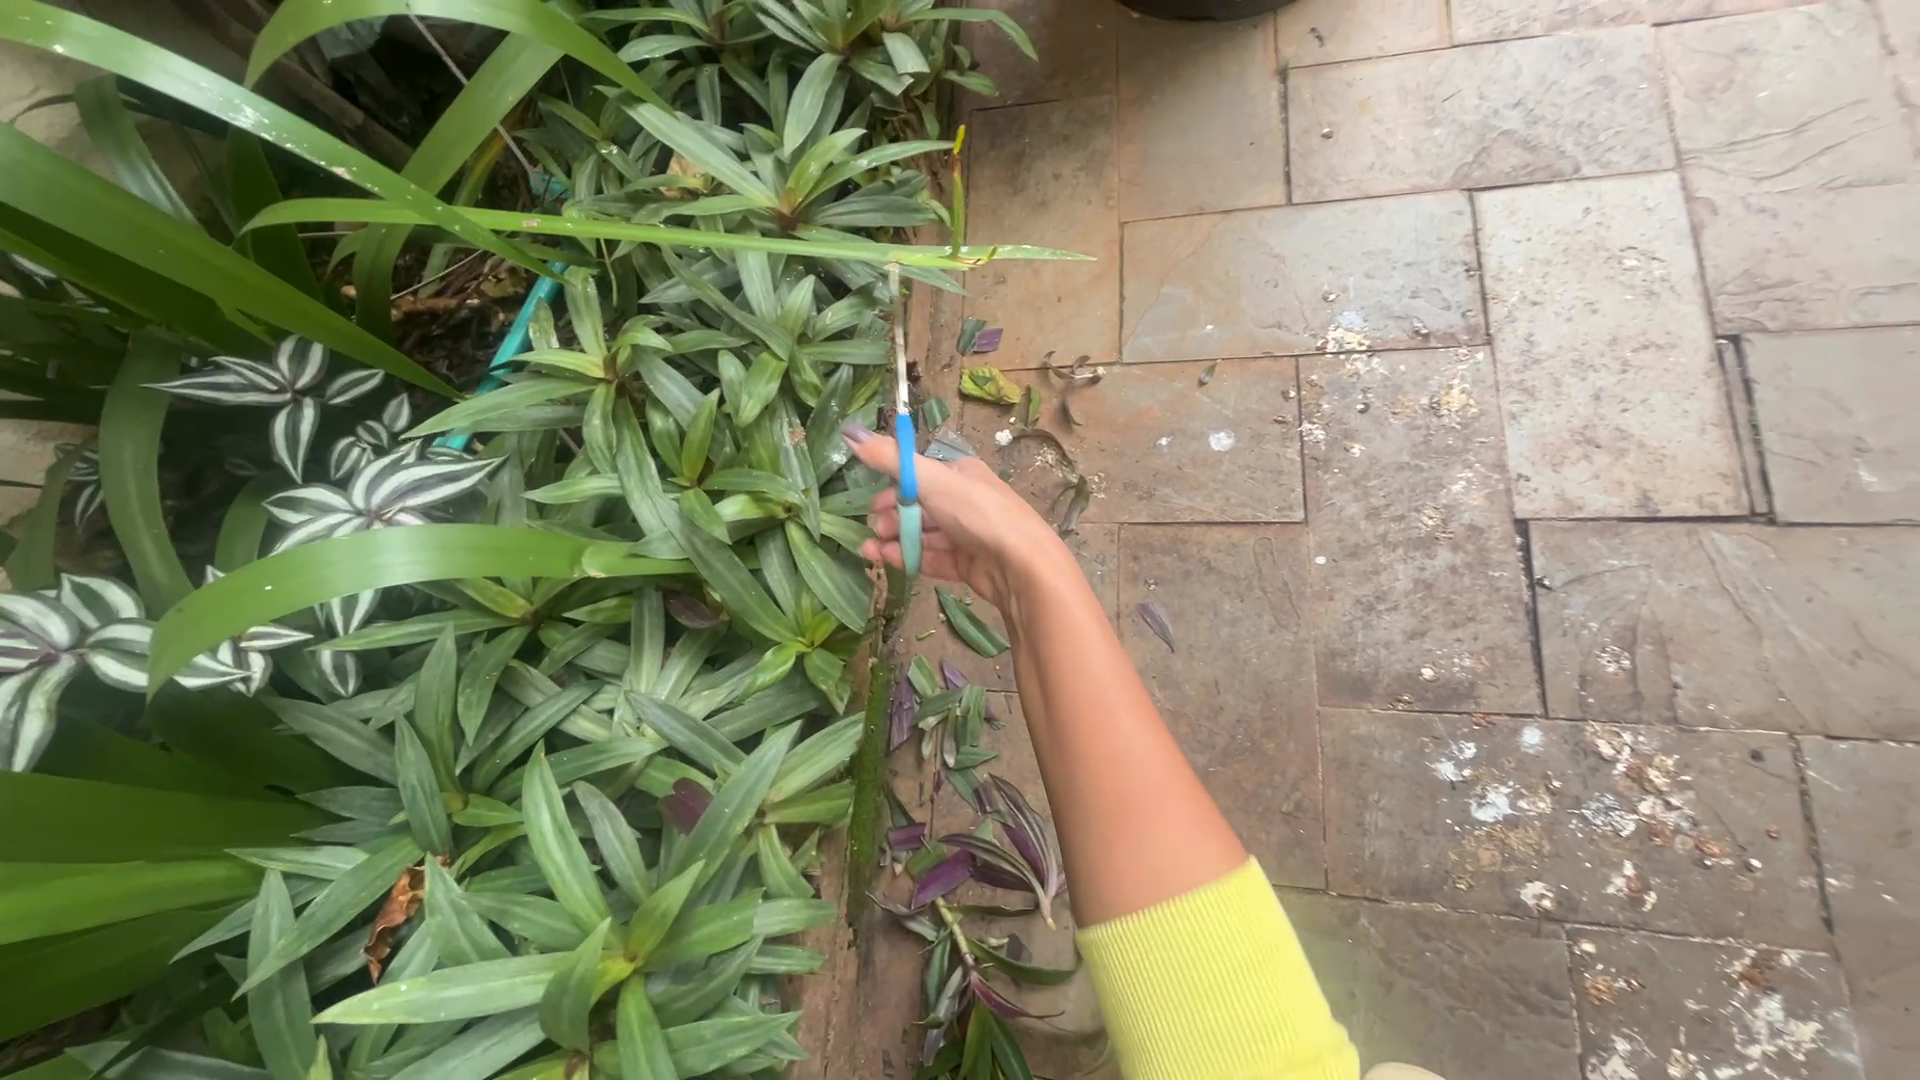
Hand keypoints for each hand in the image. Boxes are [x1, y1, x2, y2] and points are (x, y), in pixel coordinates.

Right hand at [842, 423, 1067, 611]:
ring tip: (871, 551)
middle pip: (917, 508)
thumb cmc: (977, 513)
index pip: (918, 478)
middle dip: (891, 518)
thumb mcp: (931, 478)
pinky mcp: (966, 563)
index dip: (892, 490)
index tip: (872, 505)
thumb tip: (848, 431)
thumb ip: (889, 458)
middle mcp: (964, 502)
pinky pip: (931, 558)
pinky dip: (908, 558)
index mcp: (960, 475)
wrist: (1021, 565)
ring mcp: (966, 534)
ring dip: (893, 541)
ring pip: (921, 535)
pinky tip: (887, 561)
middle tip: (876, 530)